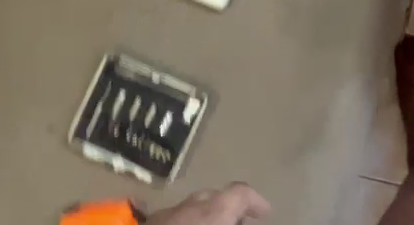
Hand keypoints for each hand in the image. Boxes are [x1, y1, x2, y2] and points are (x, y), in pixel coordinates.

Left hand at [145, 183, 271, 224]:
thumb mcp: (220, 220)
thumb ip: (235, 214)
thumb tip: (246, 217)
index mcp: (215, 209)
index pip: (242, 193)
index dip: (256, 201)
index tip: (266, 212)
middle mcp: (193, 204)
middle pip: (215, 198)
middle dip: (227, 210)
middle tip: (237, 223)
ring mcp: (166, 213)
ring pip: (191, 209)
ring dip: (204, 218)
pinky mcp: (147, 222)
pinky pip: (172, 219)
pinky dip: (183, 223)